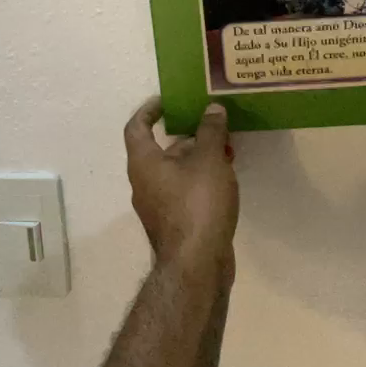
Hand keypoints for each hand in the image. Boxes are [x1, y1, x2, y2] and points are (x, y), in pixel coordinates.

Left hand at [124, 101, 238, 278]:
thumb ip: (210, 131)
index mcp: (144, 163)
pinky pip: (184, 191)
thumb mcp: (209, 159)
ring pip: (176, 172)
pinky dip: (201, 180)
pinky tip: (226, 180)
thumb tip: (211, 109)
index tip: (167, 100)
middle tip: (214, 127)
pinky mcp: (174, 223)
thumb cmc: (198, 204)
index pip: (136, 127)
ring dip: (199, 159)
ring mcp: (158, 206)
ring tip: (228, 151)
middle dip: (189, 136)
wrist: (197, 265)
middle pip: (161, 150)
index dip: (149, 110)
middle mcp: (144, 183)